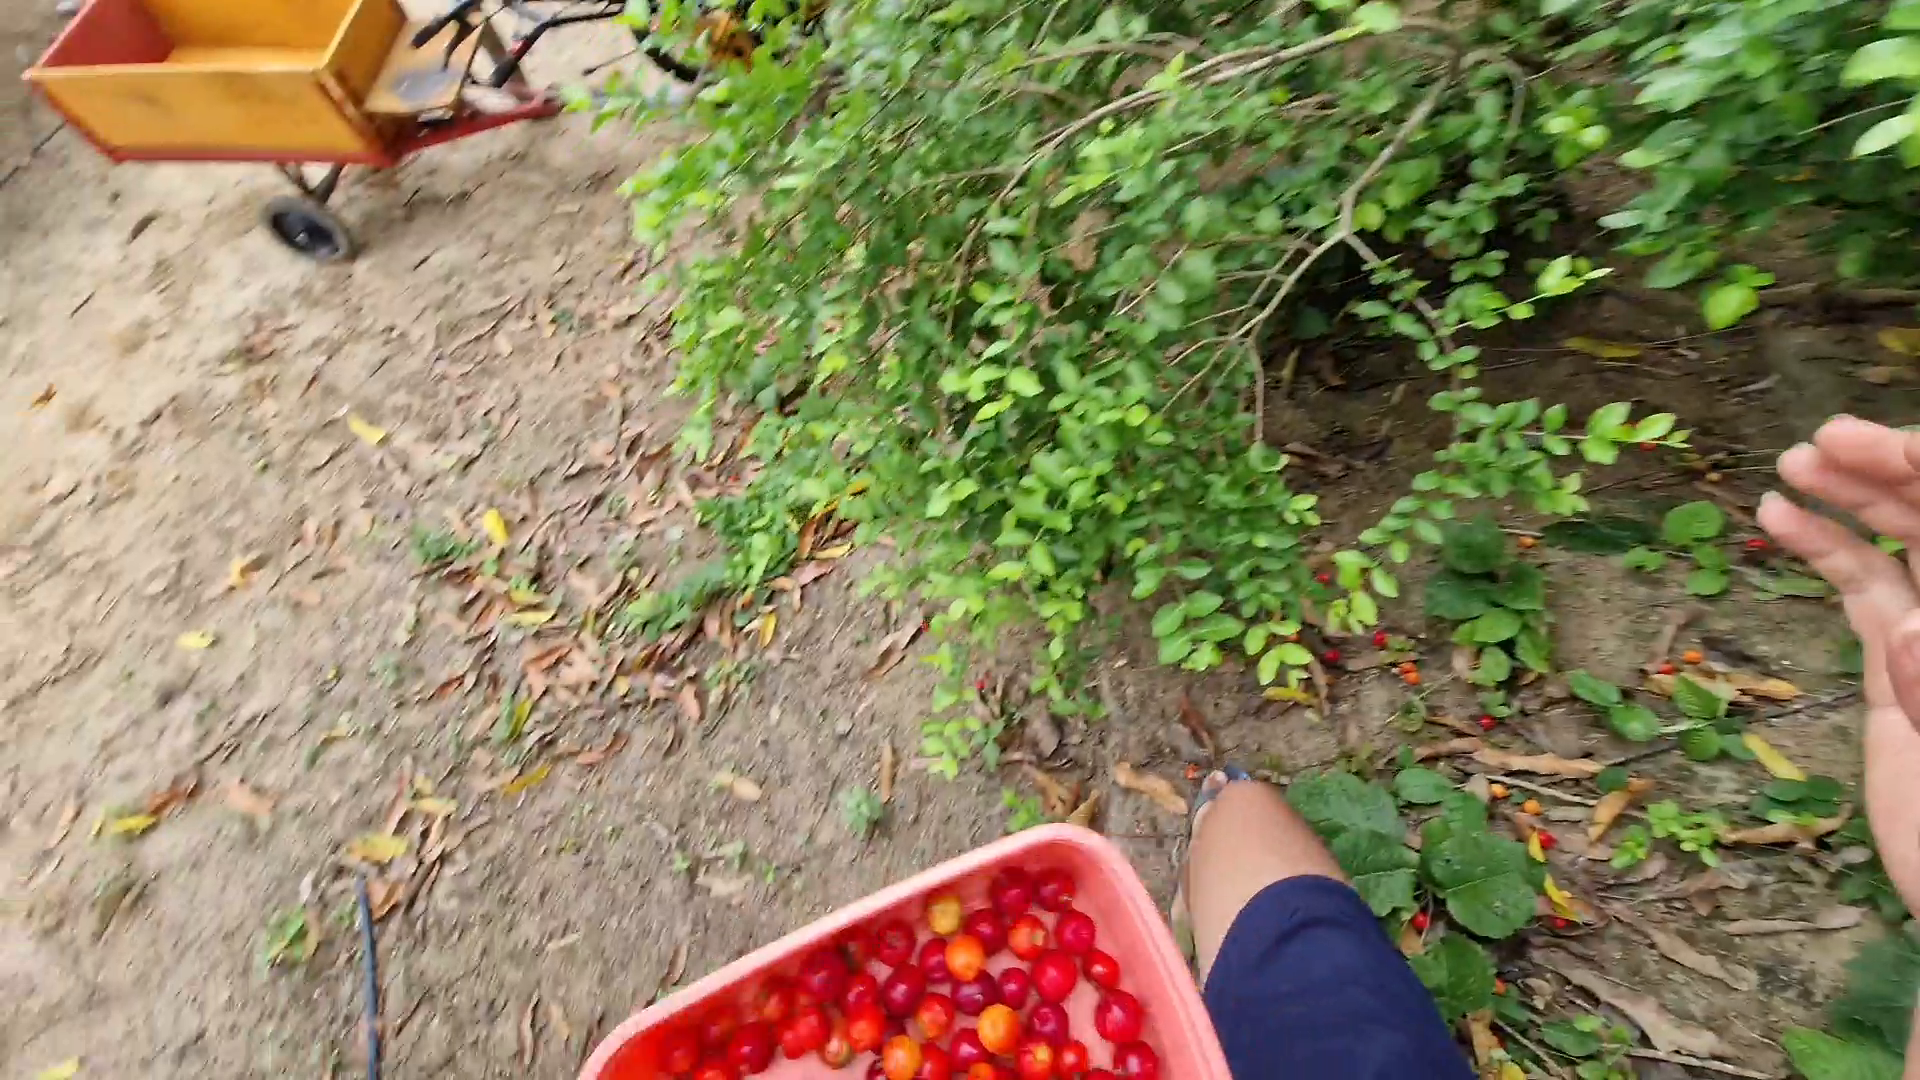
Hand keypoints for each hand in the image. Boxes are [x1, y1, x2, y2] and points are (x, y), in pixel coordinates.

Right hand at [1758, 416, 1919, 725]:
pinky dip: (1819, 546)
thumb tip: (1904, 630)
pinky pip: (1862, 585)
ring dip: (1852, 496)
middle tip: (1822, 439)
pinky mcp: (1904, 657)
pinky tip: (1776, 515)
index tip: (1873, 446)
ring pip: (1910, 541)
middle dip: (1896, 470)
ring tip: (1792, 462)